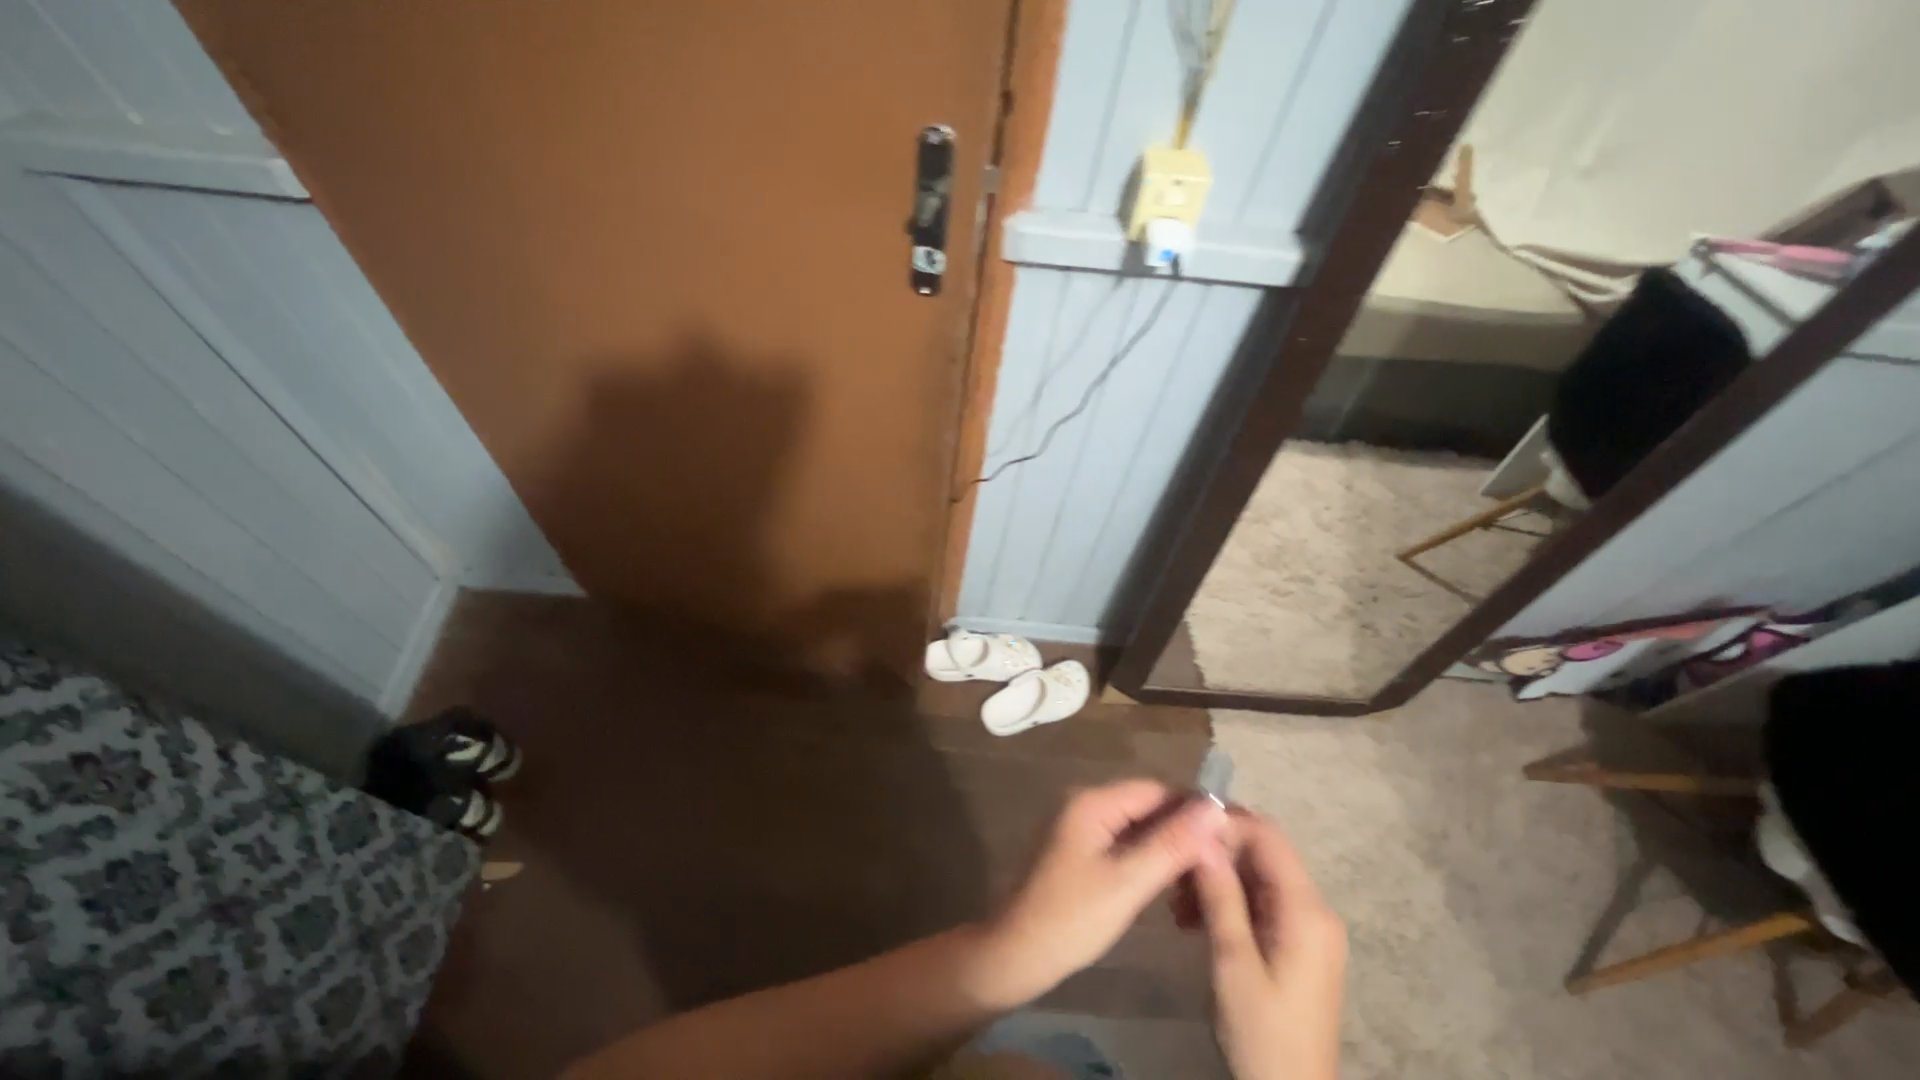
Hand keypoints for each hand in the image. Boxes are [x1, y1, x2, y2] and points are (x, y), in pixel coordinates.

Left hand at [986, 780, 1226, 1001]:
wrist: (1017, 954)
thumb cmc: (1071, 918)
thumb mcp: (1128, 882)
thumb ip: (1172, 844)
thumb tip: (1216, 810)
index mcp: (1092, 802)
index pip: (1157, 790)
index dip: (1194, 809)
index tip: (1232, 837)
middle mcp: (1085, 805)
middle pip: (1148, 806)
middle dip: (1184, 830)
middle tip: (1222, 862)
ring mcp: (1081, 829)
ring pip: (1138, 827)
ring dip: (1169, 848)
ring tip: (1203, 877)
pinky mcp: (1081, 852)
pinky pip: (1125, 844)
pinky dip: (1149, 860)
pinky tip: (1172, 885)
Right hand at [1191, 811, 1346, 1079]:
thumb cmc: (1263, 1032)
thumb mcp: (1234, 963)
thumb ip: (1221, 896)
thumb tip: (1203, 835)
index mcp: (1307, 910)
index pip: (1268, 837)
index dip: (1225, 824)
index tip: (1180, 833)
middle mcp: (1317, 909)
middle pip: (1265, 854)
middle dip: (1217, 854)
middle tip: (1173, 872)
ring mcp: (1311, 928)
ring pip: (1260, 877)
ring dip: (1219, 879)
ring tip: (1178, 905)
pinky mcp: (1301, 945)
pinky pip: (1264, 903)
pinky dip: (1231, 901)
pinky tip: (1198, 920)